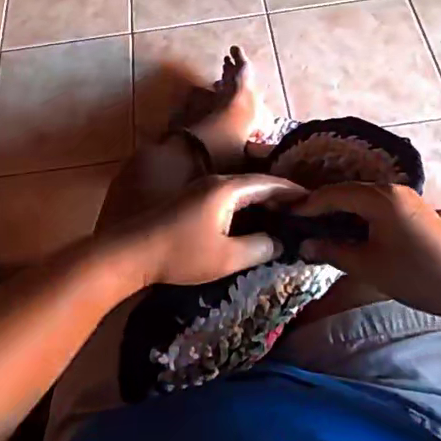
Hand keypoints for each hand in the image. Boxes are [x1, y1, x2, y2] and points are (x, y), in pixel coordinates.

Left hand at [114, 174, 306, 286]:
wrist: (129, 252)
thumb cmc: (181, 254)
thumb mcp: (227, 258)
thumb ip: (258, 248)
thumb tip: (279, 242)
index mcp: (226, 189)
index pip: (268, 183)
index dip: (290, 191)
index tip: (310, 198)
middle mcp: (214, 181)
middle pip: (253, 182)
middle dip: (277, 194)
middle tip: (297, 209)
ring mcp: (197, 188)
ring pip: (237, 188)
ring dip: (258, 198)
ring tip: (276, 214)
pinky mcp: (186, 200)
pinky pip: (224, 195)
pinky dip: (242, 203)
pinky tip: (244, 220)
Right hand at [292, 183, 440, 320]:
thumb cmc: (415, 274)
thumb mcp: (367, 265)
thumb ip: (333, 251)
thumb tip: (304, 245)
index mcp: (379, 196)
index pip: (335, 193)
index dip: (309, 204)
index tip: (287, 214)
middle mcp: (393, 189)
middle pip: (349, 191)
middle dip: (324, 205)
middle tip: (300, 221)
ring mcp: (407, 198)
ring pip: (364, 198)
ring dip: (342, 210)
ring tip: (320, 227)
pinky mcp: (415, 210)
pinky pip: (378, 205)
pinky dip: (360, 214)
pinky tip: (350, 231)